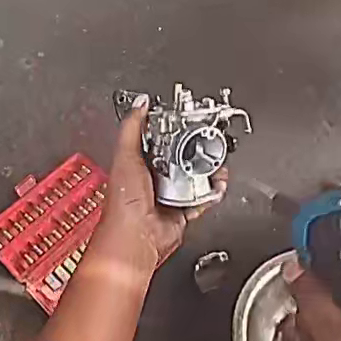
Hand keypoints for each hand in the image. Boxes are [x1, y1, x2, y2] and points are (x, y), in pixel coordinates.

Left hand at [93, 95, 226, 274]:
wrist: (136, 238)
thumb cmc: (123, 204)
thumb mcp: (125, 155)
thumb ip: (133, 127)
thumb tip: (140, 102)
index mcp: (137, 163)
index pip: (157, 138)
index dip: (172, 128)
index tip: (187, 120)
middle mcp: (153, 178)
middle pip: (180, 156)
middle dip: (194, 148)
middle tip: (206, 139)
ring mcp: (170, 195)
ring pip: (194, 176)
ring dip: (207, 169)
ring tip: (216, 160)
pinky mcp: (183, 211)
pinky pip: (203, 197)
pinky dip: (212, 191)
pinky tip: (217, 183)